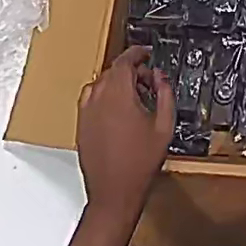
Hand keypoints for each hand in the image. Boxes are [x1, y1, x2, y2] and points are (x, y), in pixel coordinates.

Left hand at [76, 44, 173, 218]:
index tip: (145, 53)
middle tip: (149, 82)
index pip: (124, 62)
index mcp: (118, 96)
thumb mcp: (164, 124)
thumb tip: (160, 78)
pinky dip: (105, 97)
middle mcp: (98, 101)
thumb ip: (164, 94)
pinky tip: (119, 111)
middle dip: (132, 71)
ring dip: (118, 84)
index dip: (136, 53)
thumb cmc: (139, 163)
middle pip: (113, 71)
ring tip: (135, 97)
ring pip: (101, 84)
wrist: (115, 192)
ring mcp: (86, 114)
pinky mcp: (81, 126)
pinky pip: (91, 100)